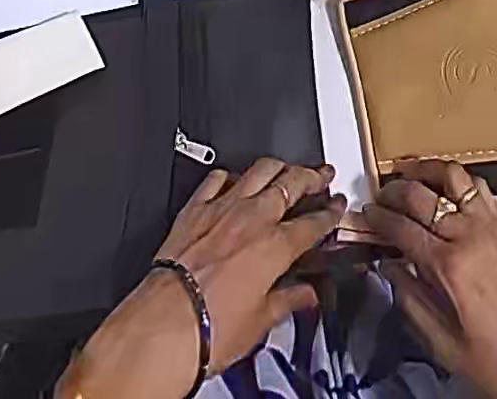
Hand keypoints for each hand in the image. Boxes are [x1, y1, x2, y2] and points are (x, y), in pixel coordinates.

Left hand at [60, 159, 344, 398]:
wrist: (160, 329)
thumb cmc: (206, 330)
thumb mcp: (259, 322)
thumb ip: (287, 300)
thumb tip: (304, 296)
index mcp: (275, 246)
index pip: (314, 222)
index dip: (330, 212)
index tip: (336, 206)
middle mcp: (252, 219)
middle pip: (292, 182)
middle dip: (313, 176)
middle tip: (323, 174)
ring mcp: (223, 208)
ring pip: (260, 169)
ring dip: (280, 166)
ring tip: (288, 167)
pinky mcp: (195, 209)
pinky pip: (217, 178)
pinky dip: (231, 175)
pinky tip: (235, 178)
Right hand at [362, 160, 496, 398]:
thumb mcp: (440, 341)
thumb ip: (409, 297)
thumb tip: (390, 267)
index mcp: (449, 266)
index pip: (402, 227)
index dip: (379, 218)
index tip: (368, 215)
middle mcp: (469, 236)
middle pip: (421, 194)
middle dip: (394, 191)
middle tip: (381, 197)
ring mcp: (488, 225)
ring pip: (452, 176)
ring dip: (425, 170)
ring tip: (408, 172)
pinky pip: (478, 186)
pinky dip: (458, 178)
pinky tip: (446, 183)